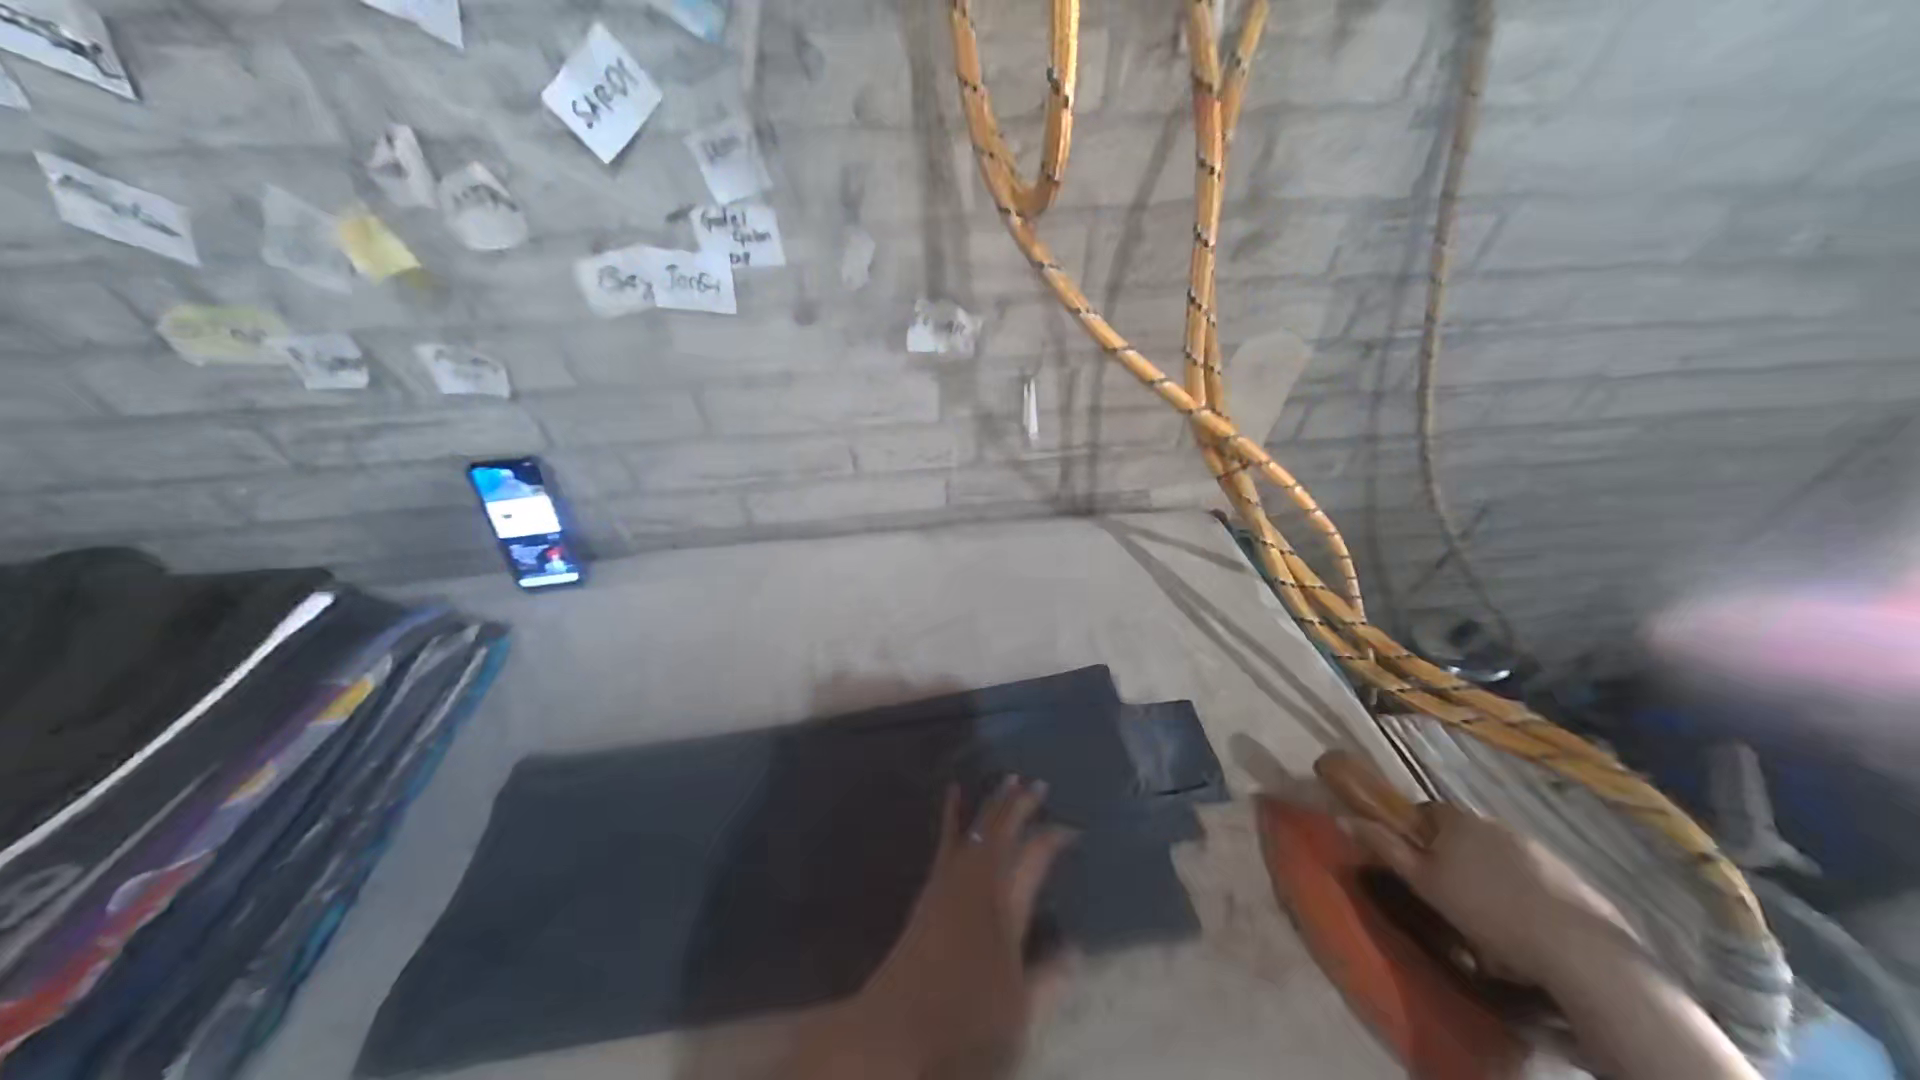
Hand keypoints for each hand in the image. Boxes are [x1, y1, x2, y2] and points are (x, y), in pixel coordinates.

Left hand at [784, 776, 1076, 1079]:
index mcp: (1005, 908)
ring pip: (976, 831)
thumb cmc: (964, 1021)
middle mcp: (977, 885)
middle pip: (1003, 833)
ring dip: (993, 804)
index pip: (1035, 859)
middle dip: (1021, 806)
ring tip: (1008, 778)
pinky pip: (945, 840)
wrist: (895, 1027)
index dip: (1054, 838)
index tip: (1073, 828)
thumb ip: (1049, 980)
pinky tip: (952, 794)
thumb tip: (1076, 951)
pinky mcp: (929, 890)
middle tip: (1039, 783)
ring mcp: (949, 883)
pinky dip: (951, 815)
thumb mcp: (1019, 1011)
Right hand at [1349, 803, 1632, 986]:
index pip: (1427, 811)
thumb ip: (1385, 846)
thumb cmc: (1485, 910)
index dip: (1417, 832)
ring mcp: (1537, 847)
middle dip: (1454, 853)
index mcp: (1458, 820)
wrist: (1577, 948)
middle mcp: (1496, 822)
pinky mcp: (1569, 875)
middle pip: (1463, 831)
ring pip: (1499, 853)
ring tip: (1488, 911)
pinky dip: (1522, 889)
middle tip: (1449, 891)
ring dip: (1489, 871)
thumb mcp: (1423, 882)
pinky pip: (1532, 874)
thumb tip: (1343, 816)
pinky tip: (1524, 921)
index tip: (1417, 862)